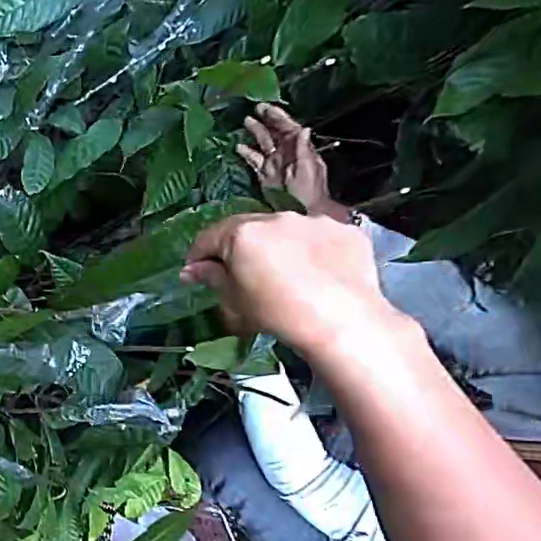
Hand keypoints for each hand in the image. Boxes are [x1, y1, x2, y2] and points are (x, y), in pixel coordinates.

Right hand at [180, 212, 406, 357]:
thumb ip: (211, 277)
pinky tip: (310, 271)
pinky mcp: (347, 231)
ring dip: (272, 244)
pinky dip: (306, 248)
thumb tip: (193, 270)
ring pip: (282, 229)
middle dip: (235, 246)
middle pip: (245, 227)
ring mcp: (315, 222)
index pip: (208, 238)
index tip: (196, 272)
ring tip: (277, 270)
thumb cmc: (275, 312)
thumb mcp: (232, 299)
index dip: (197, 256)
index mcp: (242, 233)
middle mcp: (277, 218)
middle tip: (234, 270)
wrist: (342, 321)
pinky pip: (315, 236)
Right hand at [237, 104, 345, 219]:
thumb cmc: (308, 190)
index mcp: (298, 149)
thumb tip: (303, 130)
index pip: (288, 129)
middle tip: (254, 110)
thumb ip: (304, 150)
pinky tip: (238, 148)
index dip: (278, 118)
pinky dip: (247, 154)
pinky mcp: (264, 175)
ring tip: (246, 122)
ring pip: (263, 144)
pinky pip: (254, 161)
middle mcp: (286, 154)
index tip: (267, 108)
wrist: (303, 210)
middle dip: (265, 121)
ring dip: (255, 134)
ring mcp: (274, 164)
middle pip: (274, 133)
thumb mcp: (307, 168)